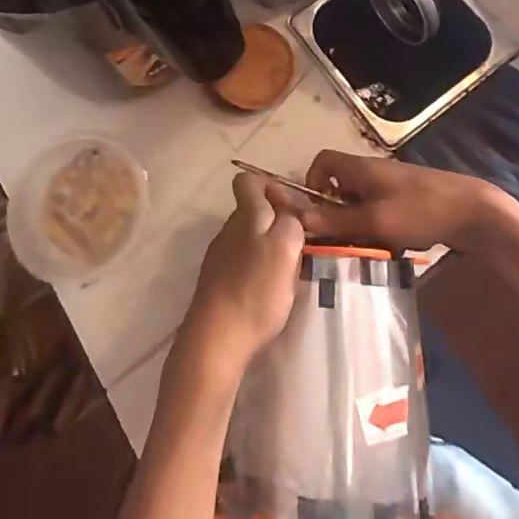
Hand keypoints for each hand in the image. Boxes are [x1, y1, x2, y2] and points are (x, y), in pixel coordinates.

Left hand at [184, 171, 305, 370]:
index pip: (250, 180)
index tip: (295, 210)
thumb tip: (289, 214)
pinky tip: (271, 290)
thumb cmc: (256, 289)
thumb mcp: (286, 248)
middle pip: (254, 210)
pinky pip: (244, 261)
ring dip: (271, 246)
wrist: (216, 338)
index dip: (273, 186)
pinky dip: (259, 267)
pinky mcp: (218, 280)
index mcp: (245, 215)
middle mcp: (229, 229)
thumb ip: (291, 222)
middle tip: (302, 244)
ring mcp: (220, 255)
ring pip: (250, 237)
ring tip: (291, 270)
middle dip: (279, 221)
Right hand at [266, 149, 518, 251]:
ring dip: (358, 225)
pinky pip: (379, 211)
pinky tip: (391, 247)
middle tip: (342, 239)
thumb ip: (335, 221)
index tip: (319, 212)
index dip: (313, 183)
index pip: (322, 161)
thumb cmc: (420, 211)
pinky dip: (378, 228)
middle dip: (336, 214)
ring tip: (368, 248)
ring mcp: (392, 186)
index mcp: (360, 169)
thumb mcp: (373, 221)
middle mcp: (372, 172)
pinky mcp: (408, 200)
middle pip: (339, 186)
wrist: (474, 212)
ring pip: (360, 203)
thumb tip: (296, 219)